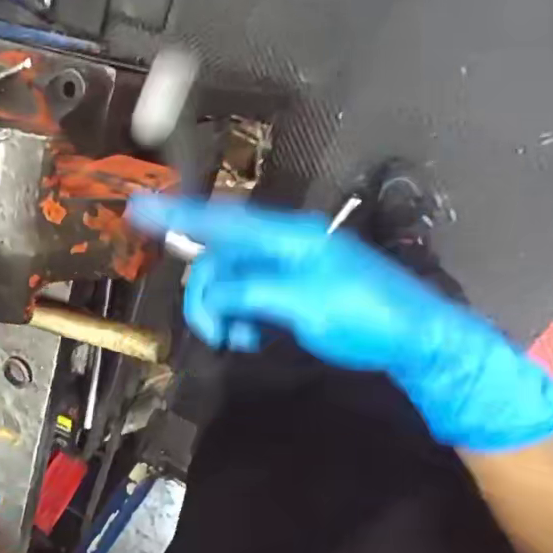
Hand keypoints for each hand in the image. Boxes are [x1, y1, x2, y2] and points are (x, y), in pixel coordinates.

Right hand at [129, 195, 552, 451]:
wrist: (415, 342)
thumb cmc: (366, 316)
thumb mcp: (302, 305)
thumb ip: (249, 291)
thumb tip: (215, 290)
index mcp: (286, 236)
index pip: (221, 221)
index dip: (176, 215)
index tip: (137, 210)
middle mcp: (280, 246)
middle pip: (218, 260)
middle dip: (207, 296)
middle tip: (216, 333)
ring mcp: (284, 270)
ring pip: (228, 283)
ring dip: (224, 313)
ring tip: (241, 340)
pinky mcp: (288, 293)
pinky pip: (245, 299)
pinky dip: (239, 320)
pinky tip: (251, 339)